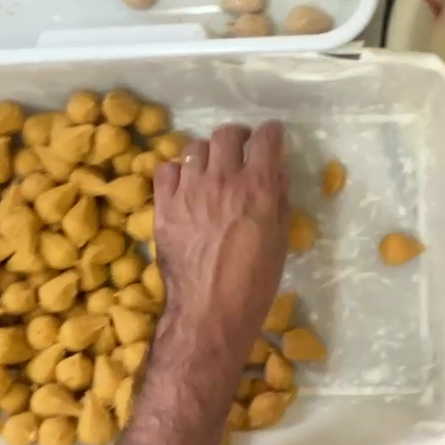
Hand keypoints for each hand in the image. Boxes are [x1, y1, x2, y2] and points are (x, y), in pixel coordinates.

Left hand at [152, 122, 290, 365]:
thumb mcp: (280, 238)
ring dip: (209, 154)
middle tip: (241, 148)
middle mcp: (223, 179)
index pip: (267, 139)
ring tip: (211, 168)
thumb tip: (275, 174)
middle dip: (239, 136)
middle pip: (227, 134)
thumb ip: (278, 200)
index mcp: (259, 187)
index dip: (272, 133)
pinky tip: (185, 184)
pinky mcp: (164, 204)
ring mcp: (189, 190)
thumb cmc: (256, 281)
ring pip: (196, 148)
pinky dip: (179, 171)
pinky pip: (167, 169)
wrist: (210, 310)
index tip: (272, 137)